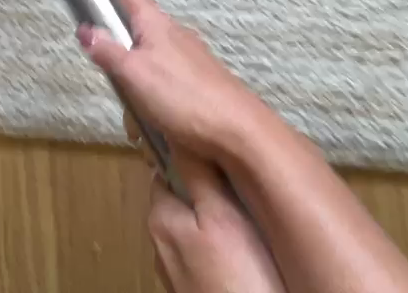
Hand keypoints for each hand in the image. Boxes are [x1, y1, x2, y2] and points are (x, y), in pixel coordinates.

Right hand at [77, 0, 264, 159]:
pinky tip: (151, 123)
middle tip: (105, 66)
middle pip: (132, 24)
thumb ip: (108, 52)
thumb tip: (86, 29)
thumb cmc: (185, 98)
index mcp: (154, 23)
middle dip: (114, 44)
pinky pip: (160, 82)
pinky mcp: (194, 83)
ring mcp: (185, 58)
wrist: (241, 134)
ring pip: (144, 59)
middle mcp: (170, 33)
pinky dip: (148, 99)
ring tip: (134, 116)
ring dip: (131, 82)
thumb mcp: (135, 75)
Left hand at [149, 148, 283, 292]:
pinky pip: (205, 259)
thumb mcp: (223, 216)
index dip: (190, 160)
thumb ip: (198, 174)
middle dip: (205, 194)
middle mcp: (159, 245)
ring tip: (249, 220)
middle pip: (181, 201)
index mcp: (159, 217)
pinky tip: (247, 254)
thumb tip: (173, 130)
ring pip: (194, 232)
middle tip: (242, 191)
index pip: (166, 171)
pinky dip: (221, 252)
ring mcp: (177, 274)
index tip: (219, 156)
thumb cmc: (242, 277)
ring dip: (215, 224)